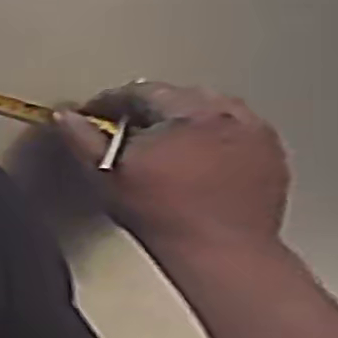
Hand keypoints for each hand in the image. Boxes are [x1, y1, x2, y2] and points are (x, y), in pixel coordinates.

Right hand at [54, 82, 289, 256]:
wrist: (219, 247)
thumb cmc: (157, 210)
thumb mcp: (104, 173)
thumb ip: (83, 138)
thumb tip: (65, 115)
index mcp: (187, 114)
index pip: (142, 91)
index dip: (109, 101)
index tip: (92, 116)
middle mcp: (228, 115)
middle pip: (180, 95)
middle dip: (149, 107)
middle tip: (123, 129)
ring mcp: (257, 133)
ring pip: (211, 109)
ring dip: (183, 118)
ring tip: (160, 141)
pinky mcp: (272, 153)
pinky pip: (236, 128)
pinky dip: (211, 133)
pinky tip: (193, 156)